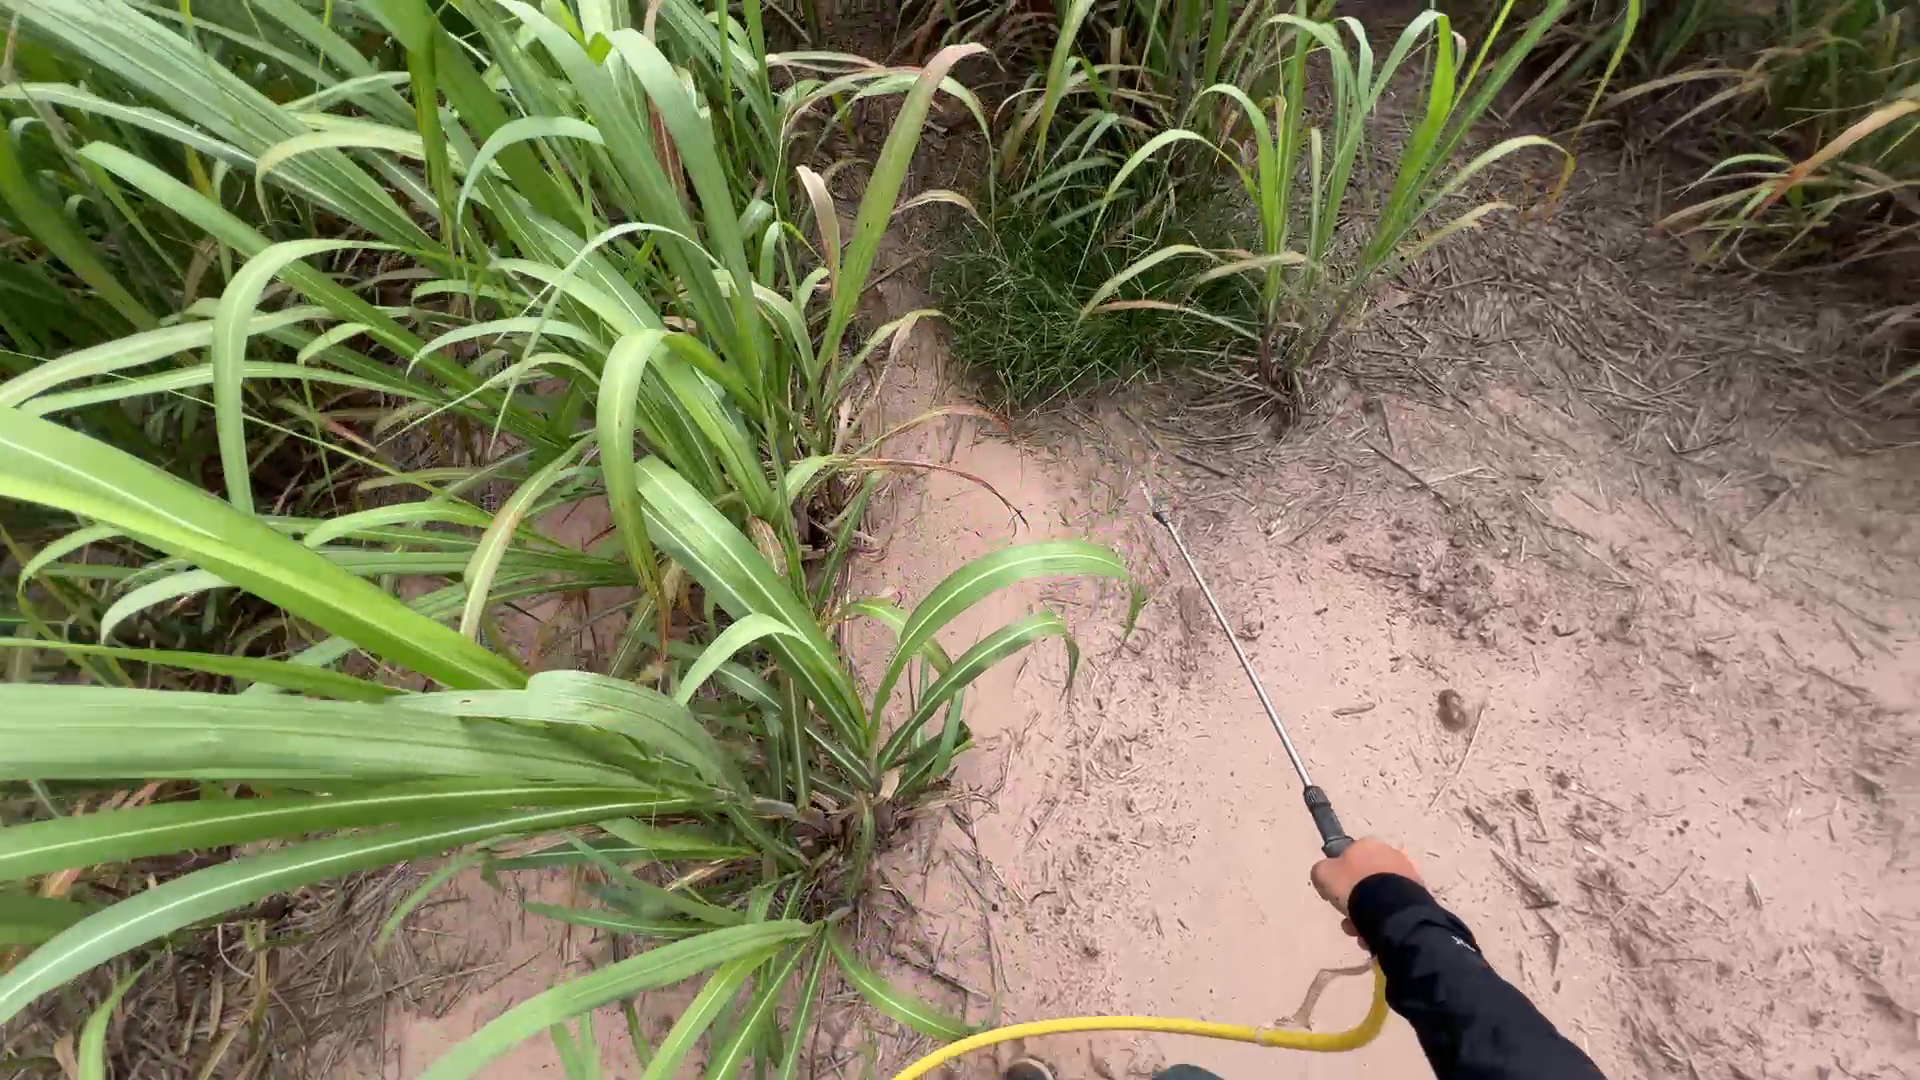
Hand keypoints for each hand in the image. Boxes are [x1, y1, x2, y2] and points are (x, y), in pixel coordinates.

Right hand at [1311, 837, 1421, 939]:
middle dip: (1355, 899)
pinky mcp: (1422, 899)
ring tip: (1360, 932)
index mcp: (1368, 844)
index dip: (1341, 875)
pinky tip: (1375, 935)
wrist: (1392, 912)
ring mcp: (1410, 877)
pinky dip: (1385, 921)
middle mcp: (1391, 855)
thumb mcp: (1323, 874)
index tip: (1335, 892)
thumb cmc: (1354, 885)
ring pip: (1381, 897)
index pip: (1350, 855)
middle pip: (1366, 879)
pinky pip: (1396, 910)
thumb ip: (1322, 871)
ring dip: (1369, 914)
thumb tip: (1328, 878)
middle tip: (1347, 917)